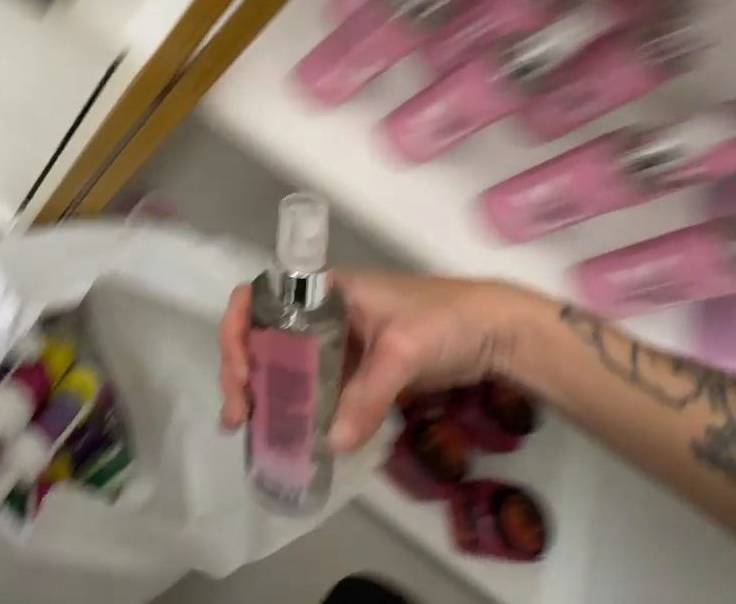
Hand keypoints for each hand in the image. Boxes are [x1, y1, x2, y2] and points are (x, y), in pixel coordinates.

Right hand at [217, 269, 546, 452]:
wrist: (497, 332)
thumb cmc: (445, 320)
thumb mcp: (404, 351)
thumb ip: (367, 395)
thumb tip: (331, 444)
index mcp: (320, 290)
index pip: (257, 299)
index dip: (238, 331)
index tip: (243, 372)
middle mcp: (316, 312)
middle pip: (260, 334)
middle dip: (240, 370)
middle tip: (238, 415)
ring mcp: (333, 341)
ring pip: (280, 362)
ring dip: (259, 391)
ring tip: (246, 426)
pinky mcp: (351, 368)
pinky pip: (310, 385)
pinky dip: (292, 406)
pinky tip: (285, 432)